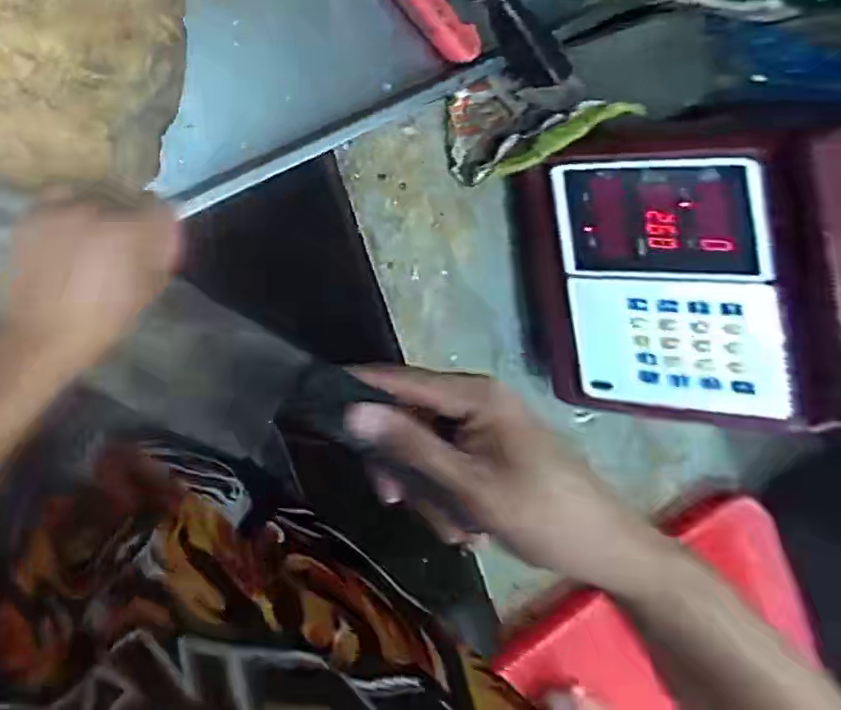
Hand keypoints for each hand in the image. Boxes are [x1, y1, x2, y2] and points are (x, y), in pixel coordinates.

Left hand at [0, 199, 178, 391]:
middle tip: (120, 244)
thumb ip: (157, 257)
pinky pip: (56, 199)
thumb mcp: (140, 294)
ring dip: (95, 213)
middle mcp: (91, 210)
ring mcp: (57, 210)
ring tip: (88, 239)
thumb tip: (162, 235)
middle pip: (122, 199)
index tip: (154, 240)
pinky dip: (63, 210)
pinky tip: (63, 232)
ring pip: (89, 195)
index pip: (158, 209)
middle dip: (127, 219)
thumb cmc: (94, 324)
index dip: (159, 227)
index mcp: (125, 231)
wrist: (36, 336)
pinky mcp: (31, 216)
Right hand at [344, 367, 672, 593]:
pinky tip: (460, 520)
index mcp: (473, 394)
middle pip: (400, 414)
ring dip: (421, 484)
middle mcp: (472, 397)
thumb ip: (408, 444)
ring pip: (415, 441)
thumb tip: (349, 409)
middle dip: (397, 461)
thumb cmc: (549, 518)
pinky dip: (439, 488)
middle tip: (393, 498)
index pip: (392, 378)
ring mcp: (479, 420)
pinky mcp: (484, 443)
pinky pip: (437, 454)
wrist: (623, 560)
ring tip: (447, 524)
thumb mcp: (471, 486)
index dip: (352, 390)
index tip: (316, 409)